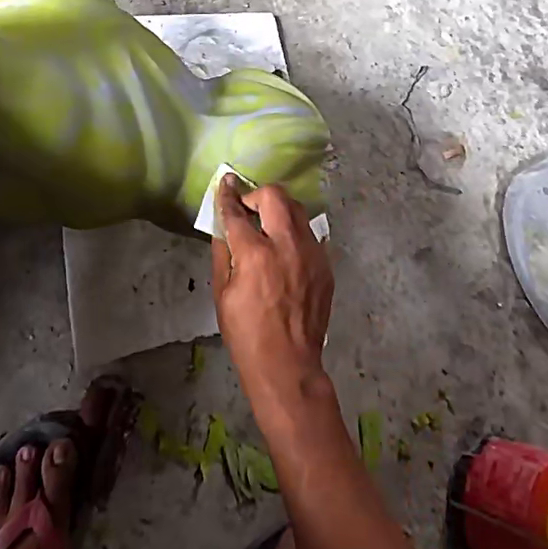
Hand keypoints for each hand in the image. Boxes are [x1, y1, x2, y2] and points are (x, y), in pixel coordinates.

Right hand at [210, 175, 332, 396]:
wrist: (288, 365)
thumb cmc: (246, 333)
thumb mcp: (222, 293)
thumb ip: (223, 253)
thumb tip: (223, 227)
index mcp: (255, 254)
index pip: (237, 212)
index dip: (228, 195)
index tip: (226, 183)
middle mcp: (287, 245)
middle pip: (275, 196)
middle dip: (257, 195)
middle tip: (247, 207)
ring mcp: (311, 254)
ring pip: (297, 210)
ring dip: (278, 209)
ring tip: (266, 224)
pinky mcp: (325, 266)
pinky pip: (309, 234)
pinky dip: (294, 232)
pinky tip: (284, 249)